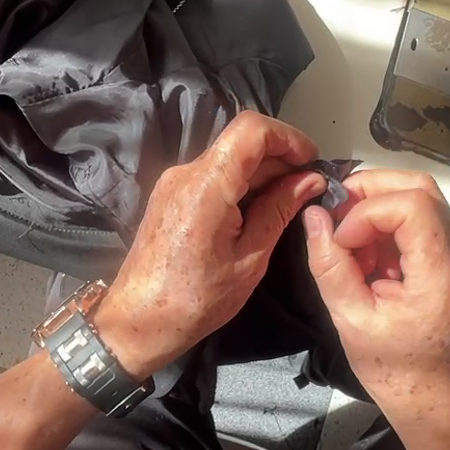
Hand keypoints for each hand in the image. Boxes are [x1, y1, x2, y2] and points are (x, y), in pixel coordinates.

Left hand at [97, 113, 325, 377]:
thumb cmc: (196, 299)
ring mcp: (174, 182)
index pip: (252, 129)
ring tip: (289, 202)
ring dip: (262, 172)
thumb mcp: (250, 259)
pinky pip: (213, 176)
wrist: (138, 321)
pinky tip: (258, 211)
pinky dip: (241, 184)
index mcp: (207, 185)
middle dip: (281, 158)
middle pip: (241, 143)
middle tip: (310, 188)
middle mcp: (186, 172)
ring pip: (228, 159)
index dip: (288, 137)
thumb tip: (310, 180)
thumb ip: (279, 210)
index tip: (311, 162)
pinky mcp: (170, 195)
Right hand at [303, 170, 449, 431]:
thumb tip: (313, 216)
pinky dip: (388, 225)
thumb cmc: (392, 371)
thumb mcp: (350, 321)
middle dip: (372, 191)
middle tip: (337, 214)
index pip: (414, 206)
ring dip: (379, 207)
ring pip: (423, 200)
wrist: (435, 403)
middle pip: (422, 189)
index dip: (368, 210)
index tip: (342, 239)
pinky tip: (367, 254)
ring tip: (350, 238)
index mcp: (440, 276)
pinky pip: (422, 223)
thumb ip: (329, 265)